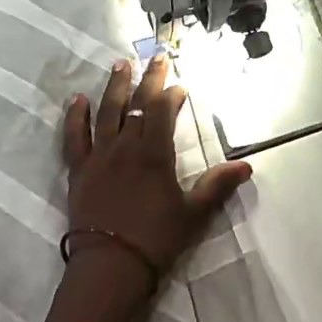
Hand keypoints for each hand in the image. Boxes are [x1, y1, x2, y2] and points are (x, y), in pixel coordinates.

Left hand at [62, 56, 251, 277]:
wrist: (111, 265)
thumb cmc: (156, 239)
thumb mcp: (194, 214)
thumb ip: (217, 186)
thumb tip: (246, 165)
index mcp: (154, 154)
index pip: (163, 112)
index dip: (171, 95)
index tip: (179, 85)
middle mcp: (125, 146)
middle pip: (137, 104)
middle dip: (148, 78)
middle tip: (155, 57)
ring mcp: (99, 154)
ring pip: (106, 111)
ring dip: (114, 86)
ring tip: (120, 65)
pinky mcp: (78, 168)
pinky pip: (75, 136)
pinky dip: (75, 116)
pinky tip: (77, 99)